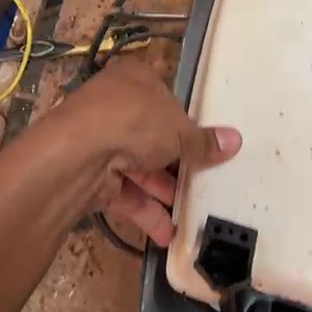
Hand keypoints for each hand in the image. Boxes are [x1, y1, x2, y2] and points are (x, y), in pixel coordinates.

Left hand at [39, 57, 241, 245]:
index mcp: (134, 78)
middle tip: (201, 183)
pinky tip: (167, 233)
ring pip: (138, 165)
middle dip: (175, 163)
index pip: (164, 97)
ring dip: (162, 192)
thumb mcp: (178, 129)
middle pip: (151, 134)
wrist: (77, 153)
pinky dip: (144, 210)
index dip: (183, 121)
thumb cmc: (133, 121)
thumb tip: (235, 140)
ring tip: (190, 215)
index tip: (202, 145)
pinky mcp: (92, 172)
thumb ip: (203, 141)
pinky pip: (124, 191)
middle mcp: (114, 104)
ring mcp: (100, 139)